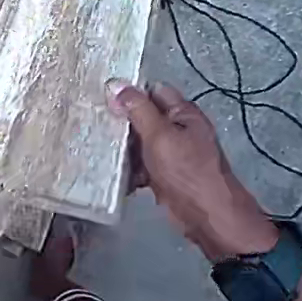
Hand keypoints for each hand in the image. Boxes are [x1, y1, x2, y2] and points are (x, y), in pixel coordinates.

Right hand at [107, 79, 278, 261]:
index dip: (130, 92)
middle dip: (123, 122)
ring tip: (97, 149)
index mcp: (182, 113)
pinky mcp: (165, 176)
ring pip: (142, 143)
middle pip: (145, 118)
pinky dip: (131, 171)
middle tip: (93, 123)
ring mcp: (173, 154)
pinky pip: (143, 166)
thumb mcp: (159, 135)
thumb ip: (138, 109)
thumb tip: (116, 83)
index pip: (153, 91)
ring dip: (124, 149)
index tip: (102, 96)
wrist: (208, 217)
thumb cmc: (186, 171)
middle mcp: (179, 129)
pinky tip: (113, 176)